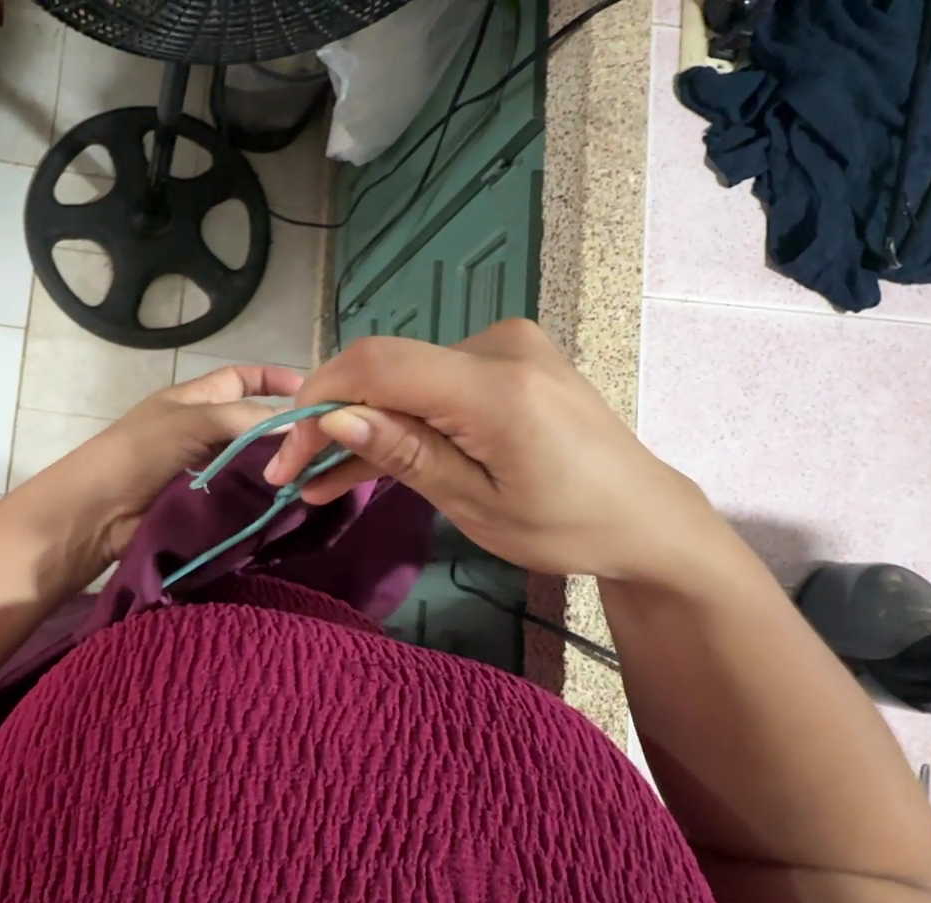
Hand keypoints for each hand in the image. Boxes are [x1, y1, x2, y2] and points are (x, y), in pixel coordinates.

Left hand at [28, 364, 304, 567]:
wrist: (99, 511)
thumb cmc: (140, 452)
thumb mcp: (193, 421)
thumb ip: (245, 419)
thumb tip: (295, 426)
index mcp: (193, 400)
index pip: (240, 380)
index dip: (272, 379)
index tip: (310, 389)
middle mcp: (201, 432)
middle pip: (252, 426)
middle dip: (284, 433)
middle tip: (327, 446)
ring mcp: (202, 470)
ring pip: (250, 465)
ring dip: (277, 470)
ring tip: (317, 477)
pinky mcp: (203, 506)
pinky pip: (240, 497)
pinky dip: (262, 499)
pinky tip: (290, 504)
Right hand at [264, 320, 735, 587]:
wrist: (645, 516)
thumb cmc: (566, 527)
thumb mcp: (477, 506)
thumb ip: (406, 454)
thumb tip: (333, 417)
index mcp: (496, 388)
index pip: (380, 367)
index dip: (320, 401)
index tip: (285, 451)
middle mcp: (498, 348)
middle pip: (384, 370)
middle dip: (329, 419)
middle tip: (289, 473)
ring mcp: (502, 350)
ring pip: (400, 383)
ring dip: (357, 428)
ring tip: (312, 480)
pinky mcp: (502, 364)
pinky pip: (429, 388)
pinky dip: (396, 423)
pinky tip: (355, 463)